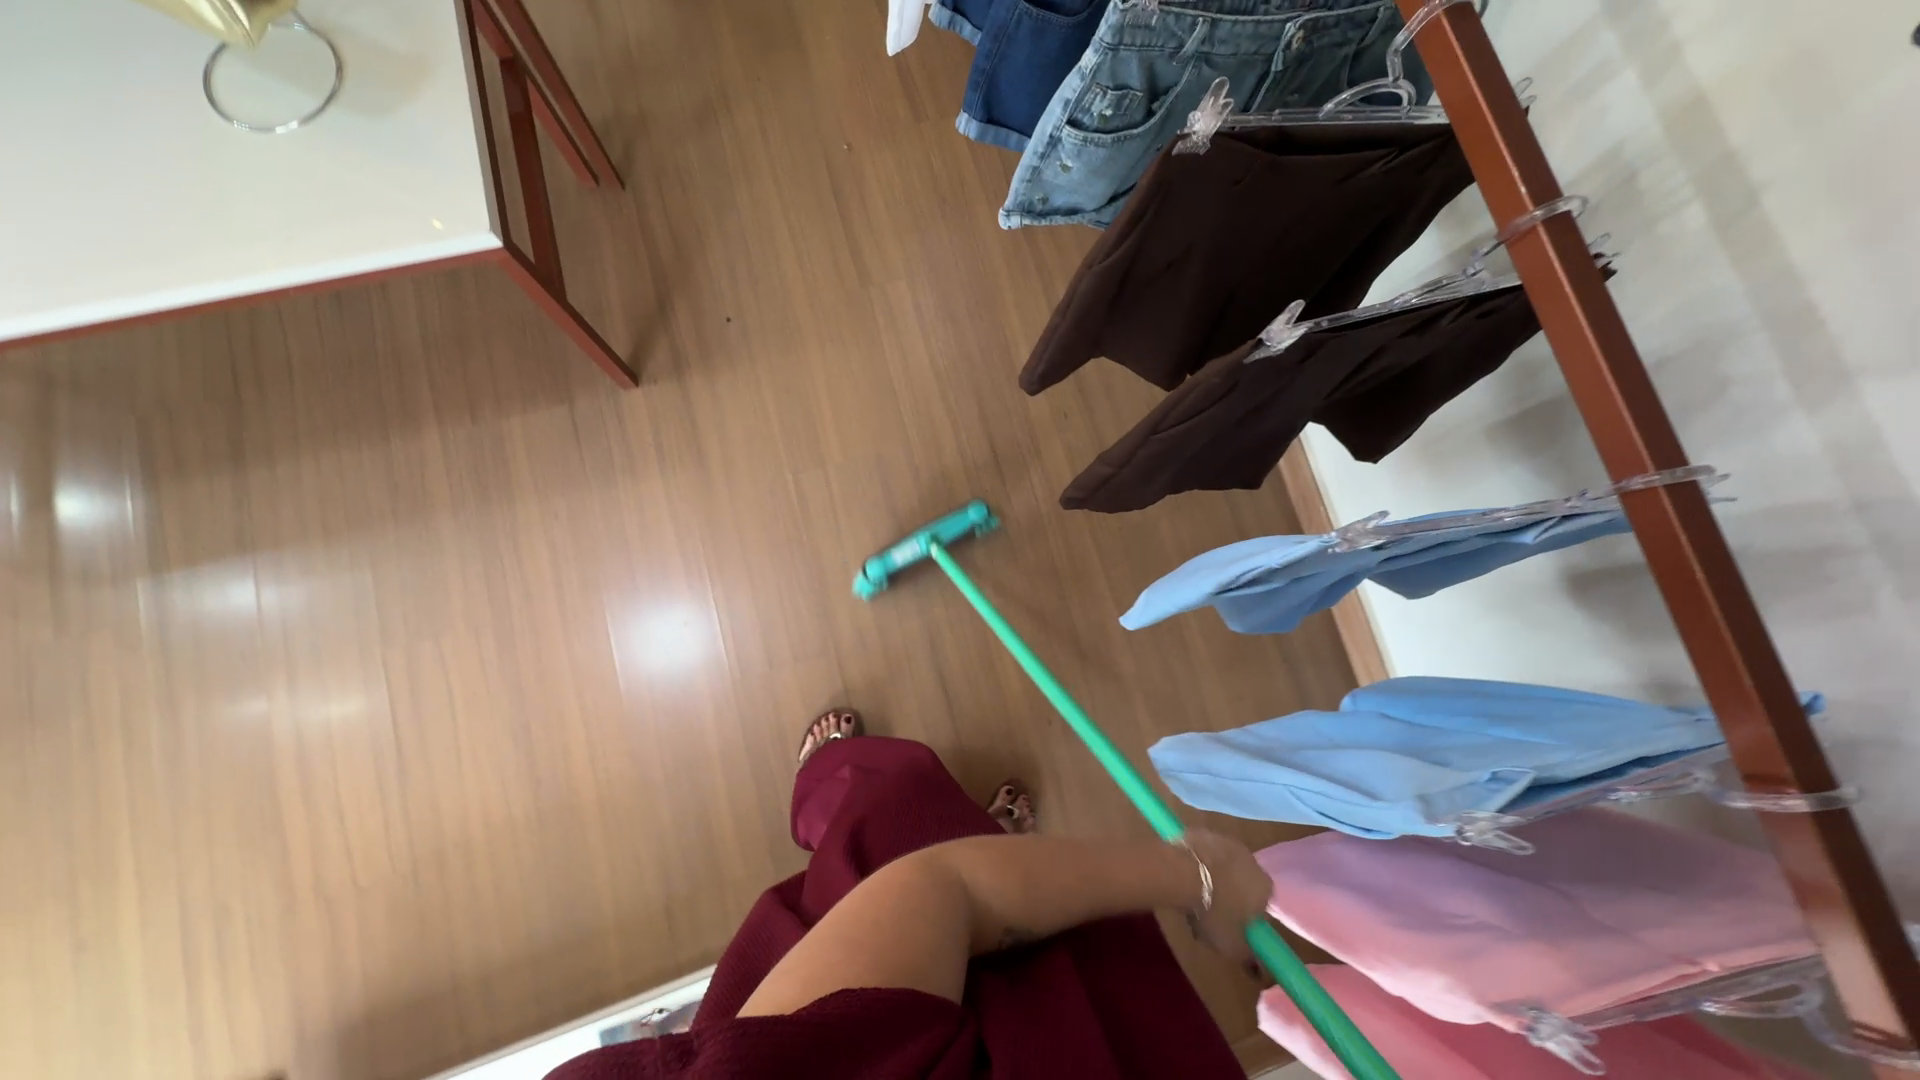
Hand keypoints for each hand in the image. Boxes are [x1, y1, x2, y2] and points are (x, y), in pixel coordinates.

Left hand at [1177, 830, 1273, 962]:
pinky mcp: (1205, 832)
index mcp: (1265, 888)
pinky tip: (1183, 873)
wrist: (1183, 872)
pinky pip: (1204, 852)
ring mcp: (1228, 842)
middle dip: (1230, 893)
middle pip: (1243, 881)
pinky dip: (1198, 861)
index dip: (1245, 916)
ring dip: (1213, 875)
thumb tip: (1256, 968)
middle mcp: (1253, 861)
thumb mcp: (1231, 945)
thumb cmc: (1213, 912)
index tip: (1228, 924)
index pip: (1261, 905)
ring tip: (1193, 891)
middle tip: (1209, 909)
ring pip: (1224, 865)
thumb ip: (1247, 957)